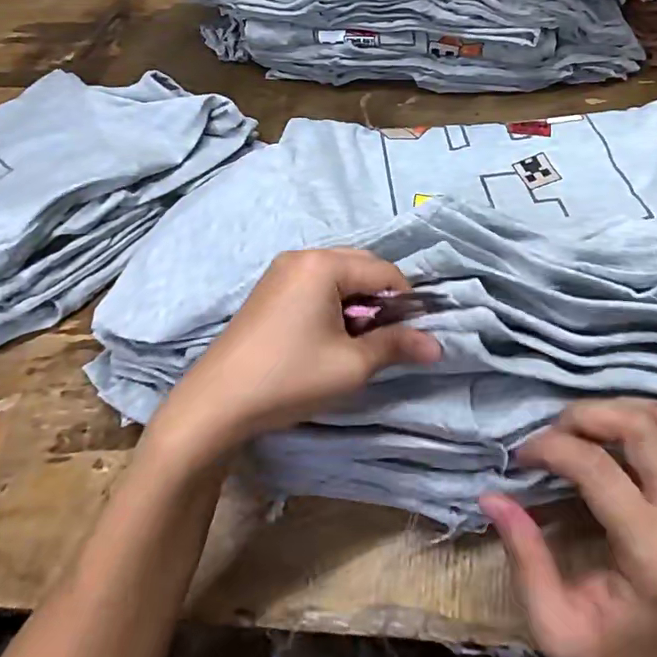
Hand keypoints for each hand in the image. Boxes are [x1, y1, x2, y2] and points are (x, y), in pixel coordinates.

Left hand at [142, 248, 440, 466]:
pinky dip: (331, 303)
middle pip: (359, 266)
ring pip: (336, 275)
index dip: (406, 301)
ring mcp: (279, 271)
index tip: (413, 335)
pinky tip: (327, 337)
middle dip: (380, 299)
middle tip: (383, 339)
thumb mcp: (352, 365)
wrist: (219, 400)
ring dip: (356, 301)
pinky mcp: (267, 289)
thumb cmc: (291, 377)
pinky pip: (313, 284)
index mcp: (322, 265)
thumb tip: (437, 345)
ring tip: (354, 341)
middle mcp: (300, 256)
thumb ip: (396, 346)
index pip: (383, 271)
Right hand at [480, 401, 656, 656]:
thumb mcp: (557, 628)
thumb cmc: (620, 650)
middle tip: (550, 435)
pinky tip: (604, 433)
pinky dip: (633, 414)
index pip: (599, 469)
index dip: (551, 449)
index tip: (521, 459)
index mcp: (651, 553)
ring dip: (609, 410)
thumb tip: (491, 496)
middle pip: (641, 427)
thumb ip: (525, 561)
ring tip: (574, 431)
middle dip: (584, 415)